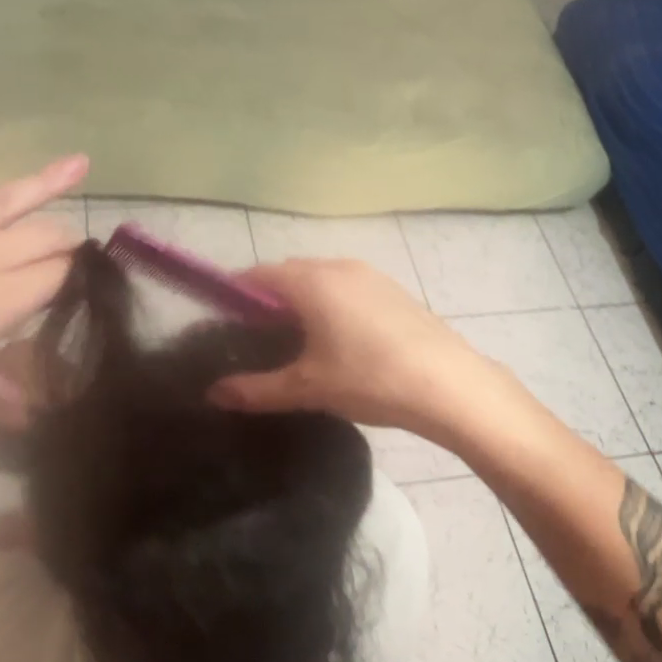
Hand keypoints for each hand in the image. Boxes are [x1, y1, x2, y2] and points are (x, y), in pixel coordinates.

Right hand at [207, 260, 514, 437]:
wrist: (448, 385)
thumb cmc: (369, 380)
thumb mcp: (307, 388)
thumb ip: (256, 389)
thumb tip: (213, 394)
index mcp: (312, 281)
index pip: (259, 274)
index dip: (236, 294)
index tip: (226, 323)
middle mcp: (340, 267)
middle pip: (291, 273)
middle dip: (270, 299)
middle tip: (258, 338)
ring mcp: (373, 276)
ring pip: (323, 280)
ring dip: (304, 301)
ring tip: (298, 342)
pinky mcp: (396, 292)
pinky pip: (350, 289)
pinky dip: (333, 305)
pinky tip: (340, 341)